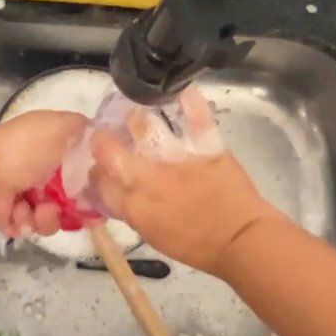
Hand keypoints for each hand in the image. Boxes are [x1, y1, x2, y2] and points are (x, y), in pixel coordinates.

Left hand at [0, 110, 88, 238]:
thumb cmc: (24, 150)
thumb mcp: (58, 126)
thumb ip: (79, 126)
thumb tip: (93, 130)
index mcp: (43, 141)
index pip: (75, 159)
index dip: (89, 173)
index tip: (102, 187)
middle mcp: (32, 165)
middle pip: (67, 192)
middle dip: (73, 204)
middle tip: (75, 210)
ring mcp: (20, 191)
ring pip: (51, 214)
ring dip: (49, 217)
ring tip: (40, 212)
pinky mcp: (8, 214)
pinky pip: (31, 225)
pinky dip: (27, 222)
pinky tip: (19, 215)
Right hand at [88, 87, 284, 275]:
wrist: (241, 241)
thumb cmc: (196, 245)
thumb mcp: (152, 234)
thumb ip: (131, 208)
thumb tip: (118, 189)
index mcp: (134, 206)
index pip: (98, 180)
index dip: (94, 171)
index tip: (100, 166)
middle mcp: (148, 179)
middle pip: (108, 149)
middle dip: (102, 139)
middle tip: (110, 135)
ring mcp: (176, 159)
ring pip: (144, 126)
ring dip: (136, 117)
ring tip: (137, 114)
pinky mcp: (205, 147)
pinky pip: (195, 117)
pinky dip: (189, 100)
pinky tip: (180, 89)